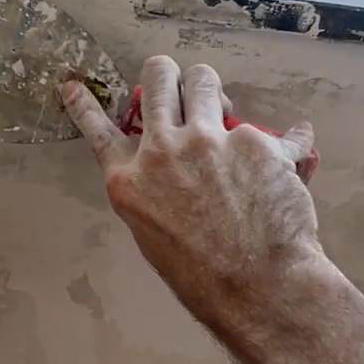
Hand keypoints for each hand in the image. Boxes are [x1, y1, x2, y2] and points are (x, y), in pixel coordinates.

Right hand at [62, 56, 322, 330]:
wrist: (255, 288)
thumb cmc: (199, 275)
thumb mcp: (152, 232)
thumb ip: (152, 189)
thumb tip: (173, 165)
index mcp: (129, 181)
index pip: (98, 131)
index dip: (83, 104)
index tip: (72, 84)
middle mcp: (161, 151)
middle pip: (157, 79)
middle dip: (168, 75)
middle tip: (180, 85)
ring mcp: (207, 141)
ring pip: (203, 81)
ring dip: (211, 90)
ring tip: (223, 109)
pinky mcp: (253, 142)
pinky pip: (277, 131)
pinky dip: (287, 144)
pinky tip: (291, 164)